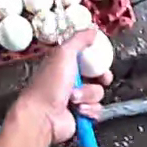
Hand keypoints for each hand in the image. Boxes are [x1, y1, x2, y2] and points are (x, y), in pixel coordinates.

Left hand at [8, 29, 110, 143]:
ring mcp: (75, 99)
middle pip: (97, 76)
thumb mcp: (64, 54)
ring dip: (88, 95)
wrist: (43, 116)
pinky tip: (79, 111)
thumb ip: (79, 40)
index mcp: (65, 64)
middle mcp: (70, 80)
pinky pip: (96, 110)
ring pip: (98, 93)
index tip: (103, 60)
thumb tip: (93, 29)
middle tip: (102, 79)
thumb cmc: (50, 84)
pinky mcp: (80, 115)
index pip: (88, 58)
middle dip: (101, 78)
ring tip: (74, 99)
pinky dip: (90, 110)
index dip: (98, 59)